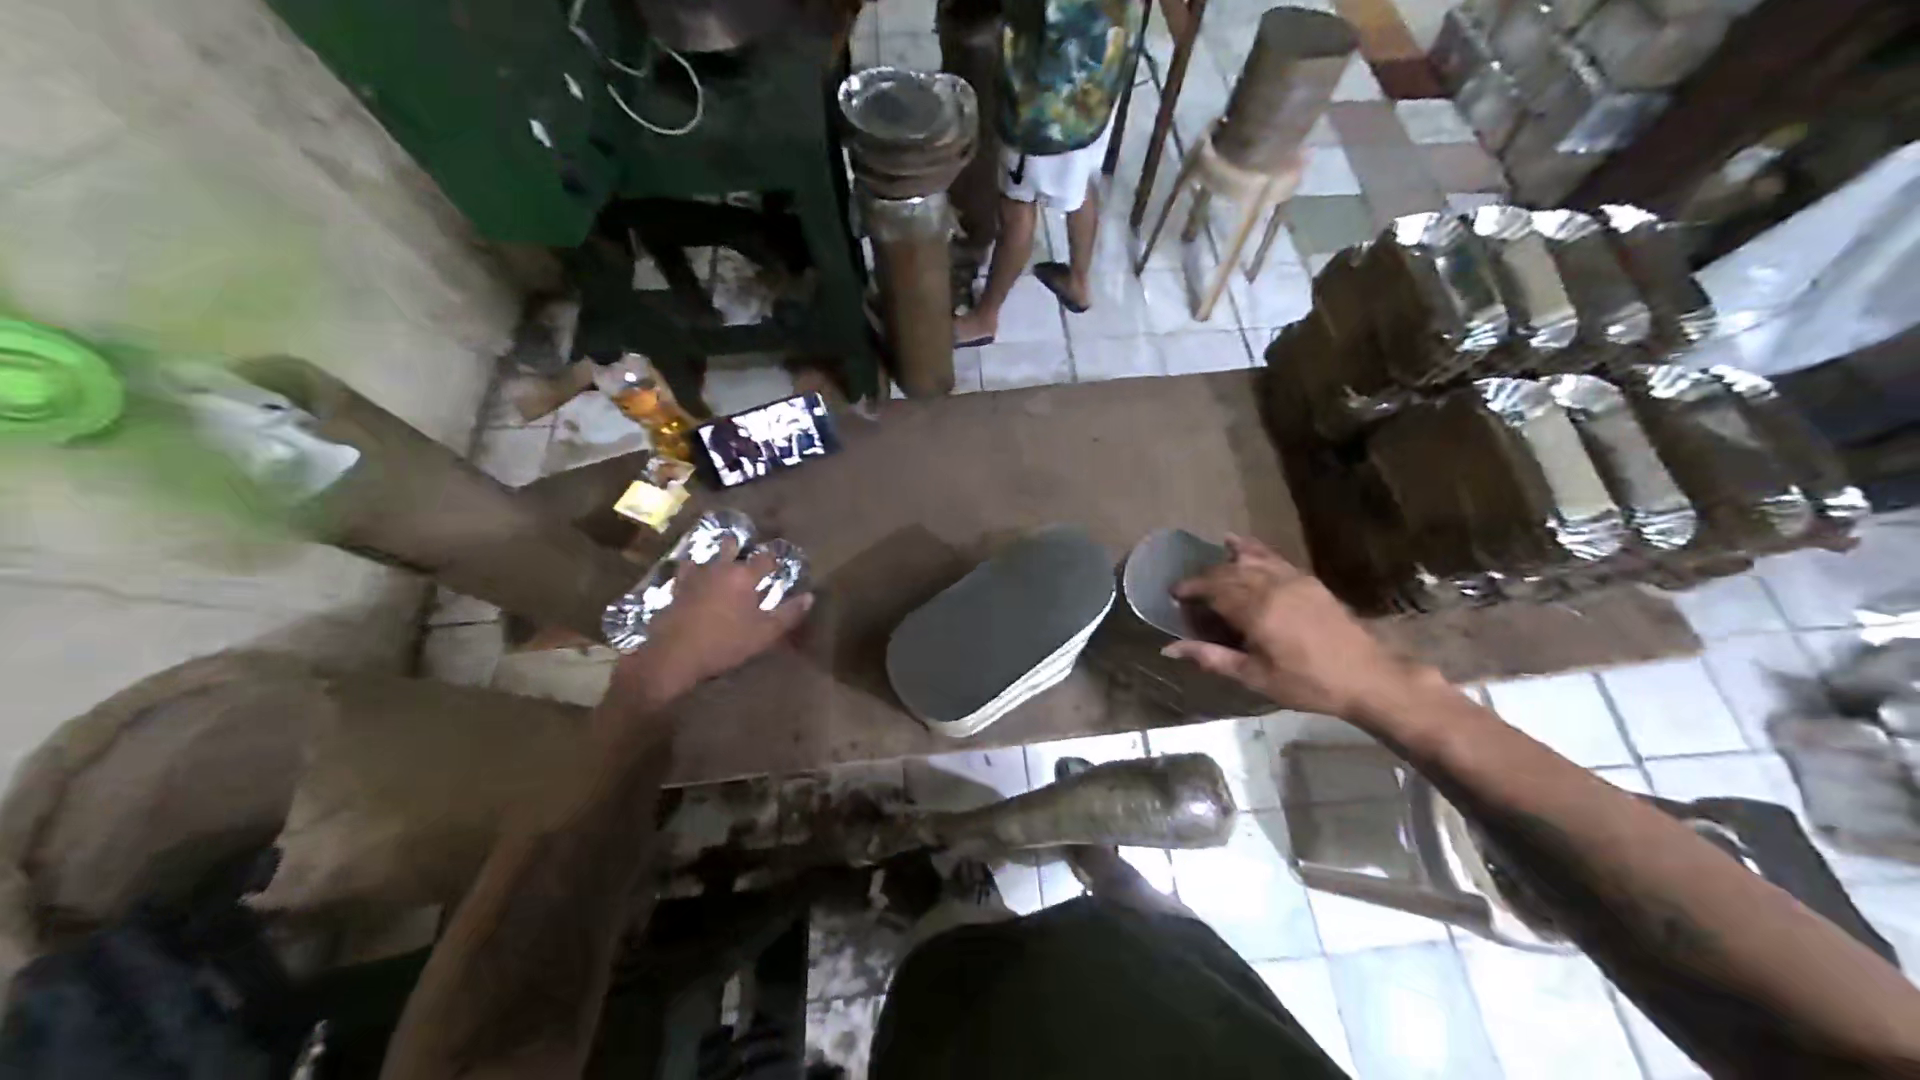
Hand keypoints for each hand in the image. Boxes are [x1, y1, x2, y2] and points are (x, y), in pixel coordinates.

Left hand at [613, 536, 812, 710]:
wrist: (674, 654)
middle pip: (732, 546)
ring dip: (717, 554)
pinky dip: (693, 568)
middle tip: (747, 551)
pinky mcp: (676, 586)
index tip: (779, 561)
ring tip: (721, 558)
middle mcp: (720, 567)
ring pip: (708, 554)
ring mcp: (695, 574)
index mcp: (744, 576)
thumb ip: (788, 614)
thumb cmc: (724, 643)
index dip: (774, 559)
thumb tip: (809, 596)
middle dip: (741, 546)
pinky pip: (686, 569)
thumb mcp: (764, 634)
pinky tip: (694, 573)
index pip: (765, 559)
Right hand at [1161, 534, 1420, 718]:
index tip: (1173, 594)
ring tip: (1209, 567)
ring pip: (1249, 560)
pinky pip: (1273, 557)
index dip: (1189, 588)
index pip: (1212, 589)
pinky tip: (1240, 545)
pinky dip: (1252, 549)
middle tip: (1189, 591)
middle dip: (1204, 577)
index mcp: (1256, 611)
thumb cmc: (1308, 684)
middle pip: (1227, 572)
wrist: (1369, 678)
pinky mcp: (1308, 580)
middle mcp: (1271, 587)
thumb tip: (1170, 648)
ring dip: (1224, 562)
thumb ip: (1212, 658)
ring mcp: (1292, 579)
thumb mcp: (1256, 677)